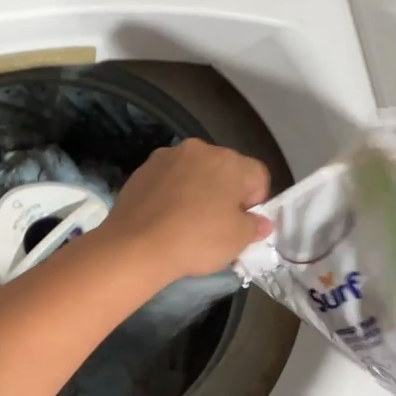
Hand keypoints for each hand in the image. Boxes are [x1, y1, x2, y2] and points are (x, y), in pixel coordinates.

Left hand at [96, 139, 272, 279]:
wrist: (136, 246)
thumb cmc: (197, 239)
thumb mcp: (237, 240)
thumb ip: (254, 226)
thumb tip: (259, 222)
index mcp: (229, 161)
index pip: (258, 177)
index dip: (255, 203)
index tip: (242, 225)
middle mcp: (199, 150)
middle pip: (224, 170)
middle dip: (224, 193)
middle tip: (216, 225)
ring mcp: (167, 157)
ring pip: (193, 172)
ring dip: (196, 190)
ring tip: (186, 221)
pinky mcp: (142, 170)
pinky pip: (167, 180)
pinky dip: (171, 194)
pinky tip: (164, 218)